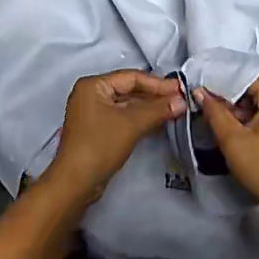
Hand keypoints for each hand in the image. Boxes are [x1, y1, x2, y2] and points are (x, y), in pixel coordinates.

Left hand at [43, 70, 184, 203]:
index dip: (157, 83)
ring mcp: (93, 111)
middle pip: (128, 89)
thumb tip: (181, 101)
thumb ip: (157, 110)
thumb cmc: (100, 145)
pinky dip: (140, 117)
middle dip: (154, 94)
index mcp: (93, 85)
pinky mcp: (98, 128)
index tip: (181, 89)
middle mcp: (91, 94)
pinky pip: (122, 116)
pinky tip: (158, 120)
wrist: (76, 181)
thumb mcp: (131, 124)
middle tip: (181, 99)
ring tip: (175, 108)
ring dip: (149, 107)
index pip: (130, 77)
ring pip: (126, 103)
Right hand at [197, 76, 258, 220]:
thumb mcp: (232, 139)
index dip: (220, 81)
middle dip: (228, 96)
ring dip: (237, 109)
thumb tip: (200, 91)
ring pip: (258, 102)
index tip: (199, 88)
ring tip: (214, 117)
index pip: (245, 76)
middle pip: (253, 88)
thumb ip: (214, 111)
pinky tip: (233, 129)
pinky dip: (249, 118)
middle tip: (204, 104)